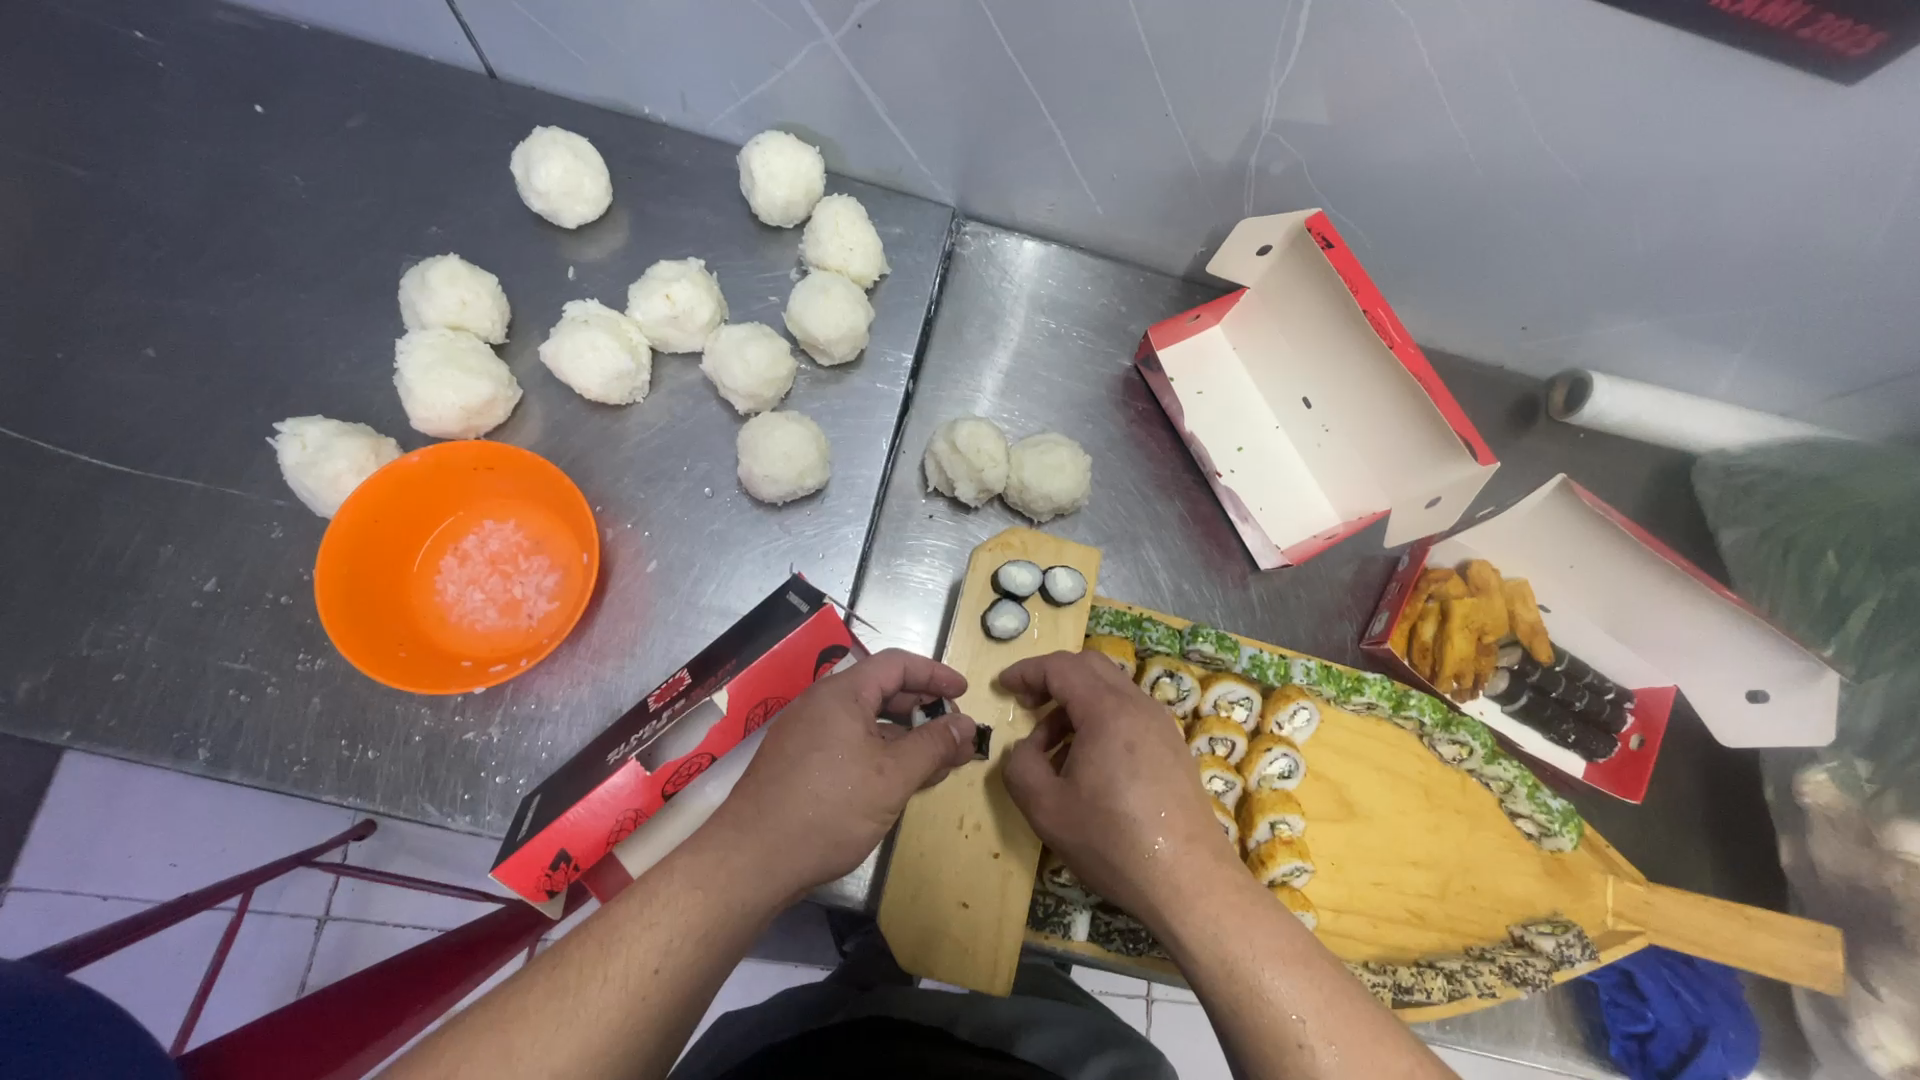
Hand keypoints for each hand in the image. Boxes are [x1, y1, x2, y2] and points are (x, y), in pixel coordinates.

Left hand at [705, 649, 977, 901]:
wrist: (751, 861)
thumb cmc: (828, 809)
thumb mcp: (892, 777)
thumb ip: (933, 745)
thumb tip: (966, 724)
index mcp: (842, 694)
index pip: (896, 664)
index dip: (934, 674)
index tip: (965, 693)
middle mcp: (821, 705)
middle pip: (881, 690)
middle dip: (923, 709)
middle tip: (954, 733)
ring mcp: (806, 734)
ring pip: (866, 722)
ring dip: (904, 737)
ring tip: (937, 762)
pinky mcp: (798, 763)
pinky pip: (849, 743)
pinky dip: (880, 753)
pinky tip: (899, 781)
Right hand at [1000, 651, 1245, 928]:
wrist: (1189, 881)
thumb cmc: (1112, 842)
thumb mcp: (1046, 809)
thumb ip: (1020, 766)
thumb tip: (1025, 748)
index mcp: (1107, 711)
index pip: (1061, 666)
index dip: (1027, 671)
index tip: (1003, 686)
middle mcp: (1139, 707)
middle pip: (1090, 667)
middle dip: (1053, 678)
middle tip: (1027, 707)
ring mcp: (1162, 727)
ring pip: (1112, 691)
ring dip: (1076, 704)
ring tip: (1052, 749)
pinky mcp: (1173, 749)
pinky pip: (1130, 715)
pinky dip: (1100, 721)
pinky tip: (1088, 765)